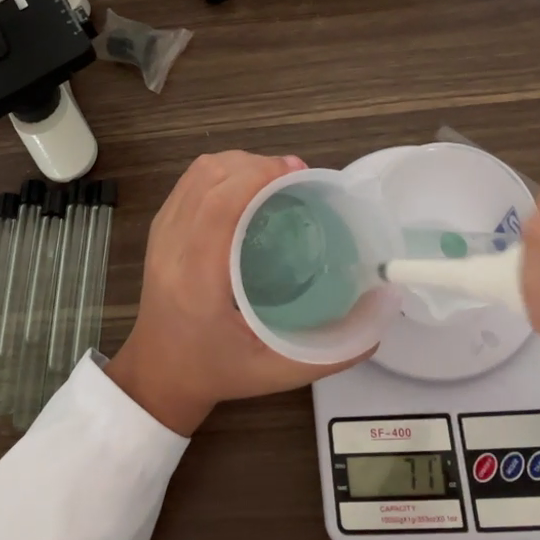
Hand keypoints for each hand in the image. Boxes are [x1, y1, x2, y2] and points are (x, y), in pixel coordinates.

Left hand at [105, 151, 366, 434]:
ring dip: (237, 163)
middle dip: (254, 164)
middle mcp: (172, 248)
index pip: (218, 207)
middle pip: (209, 178)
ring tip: (274, 177)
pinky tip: (246, 185)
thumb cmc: (217, 373)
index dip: (256, 176)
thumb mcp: (277, 372)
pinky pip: (188, 182)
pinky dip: (220, 171)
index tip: (296, 172)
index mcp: (197, 281)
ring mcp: (161, 234)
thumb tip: (381, 311)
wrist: (158, 376)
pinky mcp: (158, 228)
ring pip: (197, 173)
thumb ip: (331, 350)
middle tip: (294, 176)